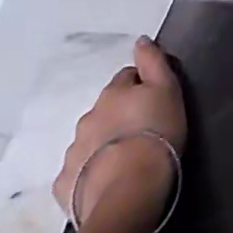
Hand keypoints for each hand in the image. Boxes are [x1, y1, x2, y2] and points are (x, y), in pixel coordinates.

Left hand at [53, 36, 185, 225]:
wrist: (129, 192)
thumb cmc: (156, 136)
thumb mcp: (167, 91)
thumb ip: (153, 62)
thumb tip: (140, 40)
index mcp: (113, 94)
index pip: (127, 79)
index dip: (141, 87)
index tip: (155, 101)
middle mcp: (88, 118)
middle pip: (105, 111)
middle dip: (119, 117)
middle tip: (143, 134)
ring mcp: (74, 152)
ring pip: (91, 141)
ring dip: (105, 145)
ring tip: (125, 163)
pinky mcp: (66, 184)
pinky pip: (78, 174)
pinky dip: (90, 175)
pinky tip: (105, 185)